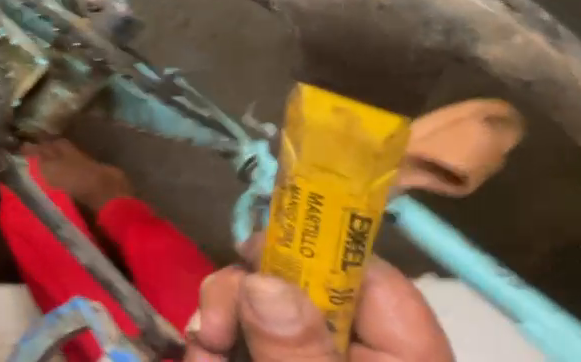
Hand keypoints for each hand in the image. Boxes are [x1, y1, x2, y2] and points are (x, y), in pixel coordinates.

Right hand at [185, 261, 452, 361]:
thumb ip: (299, 352)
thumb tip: (263, 279)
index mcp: (406, 357)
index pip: (374, 279)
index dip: (312, 254)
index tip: (247, 256)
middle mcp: (366, 350)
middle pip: (301, 286)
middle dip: (239, 295)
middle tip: (209, 331)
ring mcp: (317, 354)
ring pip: (260, 307)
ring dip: (217, 322)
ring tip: (200, 355)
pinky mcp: (281, 357)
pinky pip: (245, 334)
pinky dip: (216, 343)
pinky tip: (203, 358)